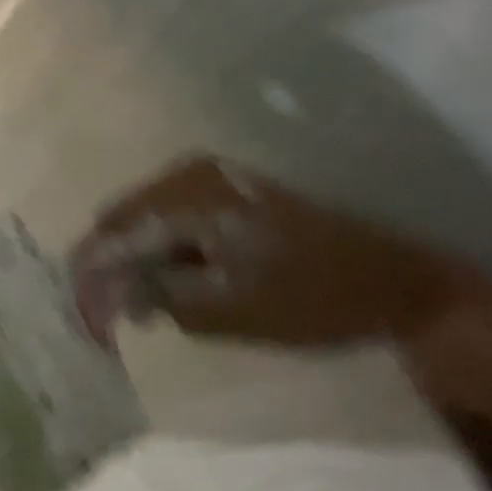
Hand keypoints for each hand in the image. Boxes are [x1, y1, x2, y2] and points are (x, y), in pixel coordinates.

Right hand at [70, 155, 460, 350]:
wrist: (403, 285)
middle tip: (115, 314)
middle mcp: (186, 171)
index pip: (110, 235)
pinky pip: (171, 213)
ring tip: (144, 301)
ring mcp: (208, 174)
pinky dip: (162, 245)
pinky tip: (173, 276)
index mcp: (184, 196)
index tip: (88, 318)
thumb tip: (110, 293)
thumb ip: (156, 296)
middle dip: (110, 265)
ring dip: (136, 256)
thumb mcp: (226, 310)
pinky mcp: (228, 186)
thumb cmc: (313, 299)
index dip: (91, 278)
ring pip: (144, 216)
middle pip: (120, 219)